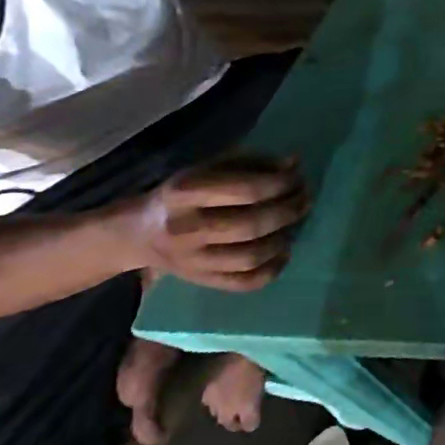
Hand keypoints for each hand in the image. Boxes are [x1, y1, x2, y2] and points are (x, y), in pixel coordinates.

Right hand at [112, 157, 309, 290]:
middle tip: (306, 199)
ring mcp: (191, 261)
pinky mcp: (200, 282)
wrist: (139, 233)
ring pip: (250, 257)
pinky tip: (284, 252)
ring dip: (284, 238)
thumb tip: (294, 164)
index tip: (298, 178)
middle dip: (289, 210)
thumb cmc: (186, 192)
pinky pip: (244, 283)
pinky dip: (272, 269)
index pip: (246, 190)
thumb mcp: (210, 166)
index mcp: (185, 192)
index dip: (281, 184)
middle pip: (252, 225)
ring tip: (295, 222)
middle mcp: (185, 229)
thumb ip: (252, 162)